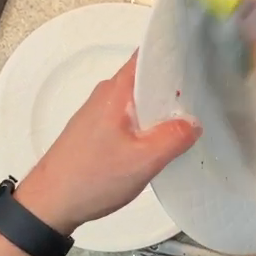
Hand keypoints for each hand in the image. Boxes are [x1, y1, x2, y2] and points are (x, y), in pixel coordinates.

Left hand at [13, 54, 199, 233]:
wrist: (49, 203)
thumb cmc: (94, 177)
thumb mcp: (143, 161)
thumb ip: (174, 138)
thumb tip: (195, 122)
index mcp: (117, 90)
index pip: (148, 54)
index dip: (175, 52)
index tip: (202, 59)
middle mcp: (107, 93)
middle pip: (147, 77)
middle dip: (175, 84)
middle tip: (207, 94)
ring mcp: (100, 111)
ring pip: (139, 99)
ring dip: (162, 107)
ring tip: (191, 118)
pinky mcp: (97, 129)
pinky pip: (130, 116)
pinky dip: (148, 122)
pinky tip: (162, 138)